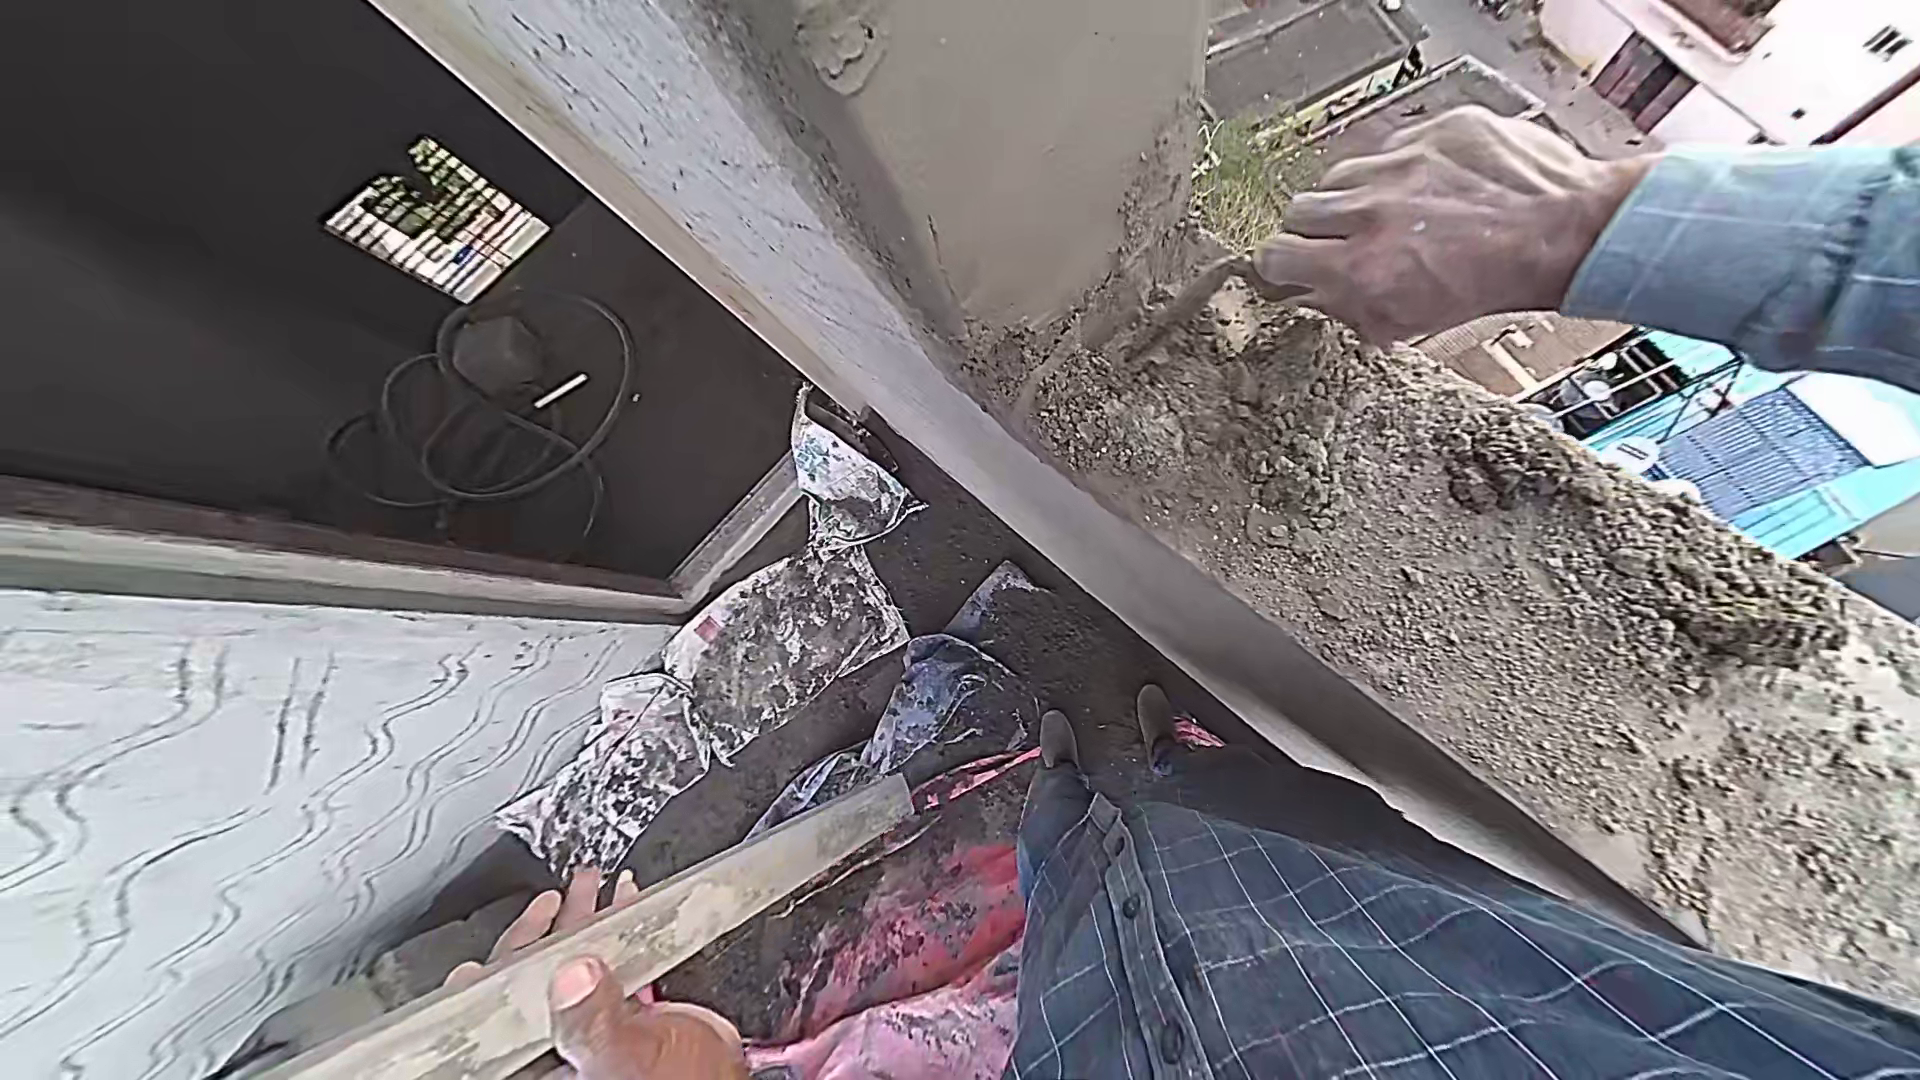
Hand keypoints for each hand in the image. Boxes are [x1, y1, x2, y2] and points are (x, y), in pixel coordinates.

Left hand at [445, 869, 749, 1078]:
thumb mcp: (631, 1060)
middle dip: (543, 936)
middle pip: (531, 989)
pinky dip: (616, 929)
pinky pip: (609, 964)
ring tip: (590, 885)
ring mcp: (591, 1033)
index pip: (494, 1027)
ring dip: (581, 924)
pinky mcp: (624, 1014)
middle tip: (556, 898)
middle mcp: (557, 1053)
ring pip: (570, 971)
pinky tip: (624, 902)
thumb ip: (596, 1022)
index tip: (493, 950)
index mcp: (540, 1070)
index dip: (486, 987)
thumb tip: (571, 973)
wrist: (722, 1077)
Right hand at [1252, 106, 1652, 343]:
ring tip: (1382, 209)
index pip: (1274, 254)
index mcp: (1356, 267)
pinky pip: (1387, 149)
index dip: (1277, 261)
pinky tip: (1421, 187)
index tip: (1286, 262)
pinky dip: (1395, 169)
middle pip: (1298, 210)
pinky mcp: (1436, 132)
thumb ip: (1339, 306)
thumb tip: (1301, 293)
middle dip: (1311, 227)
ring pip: (1337, 176)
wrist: (1561, 233)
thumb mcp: (1397, 320)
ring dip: (1349, 196)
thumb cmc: (1481, 285)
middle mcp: (1371, 213)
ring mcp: (1404, 166)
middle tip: (1337, 236)